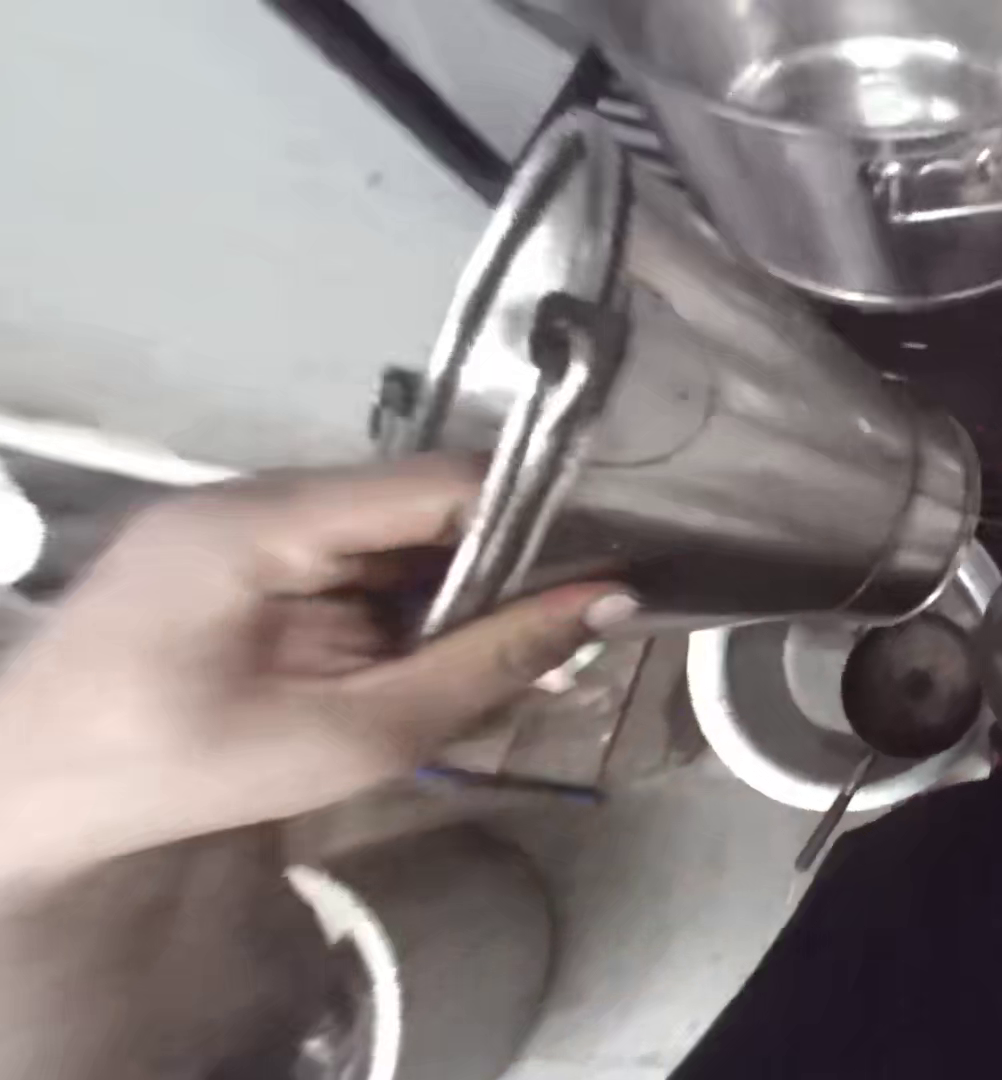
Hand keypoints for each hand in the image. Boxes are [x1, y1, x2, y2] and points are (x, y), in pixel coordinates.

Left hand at [0, 457, 634, 880]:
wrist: (23, 815)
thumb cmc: (188, 779)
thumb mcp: (371, 731)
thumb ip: (500, 658)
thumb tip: (619, 600)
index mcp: (260, 524)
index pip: (445, 484)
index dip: (536, 518)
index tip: (603, 567)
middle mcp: (268, 498)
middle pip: (443, 503)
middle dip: (517, 563)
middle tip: (575, 621)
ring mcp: (273, 521)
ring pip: (430, 531)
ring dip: (486, 588)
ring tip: (529, 646)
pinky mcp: (282, 550)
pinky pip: (398, 556)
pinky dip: (446, 600)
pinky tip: (465, 647)